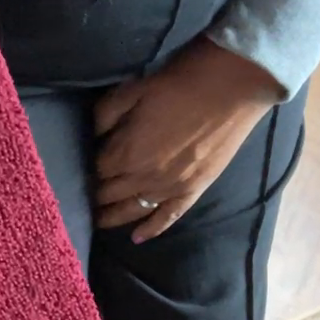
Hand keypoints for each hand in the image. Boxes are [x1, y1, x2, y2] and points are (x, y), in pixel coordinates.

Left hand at [92, 41, 281, 242]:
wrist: (236, 81)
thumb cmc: (181, 80)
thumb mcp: (133, 88)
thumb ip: (106, 114)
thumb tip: (91, 136)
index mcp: (125, 152)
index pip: (96, 170)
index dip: (88, 169)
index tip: (84, 168)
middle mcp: (142, 177)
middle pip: (108, 194)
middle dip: (94, 195)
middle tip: (84, 196)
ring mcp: (168, 188)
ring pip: (130, 211)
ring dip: (110, 218)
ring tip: (97, 220)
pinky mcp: (192, 190)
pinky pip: (166, 218)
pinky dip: (150, 230)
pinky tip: (136, 238)